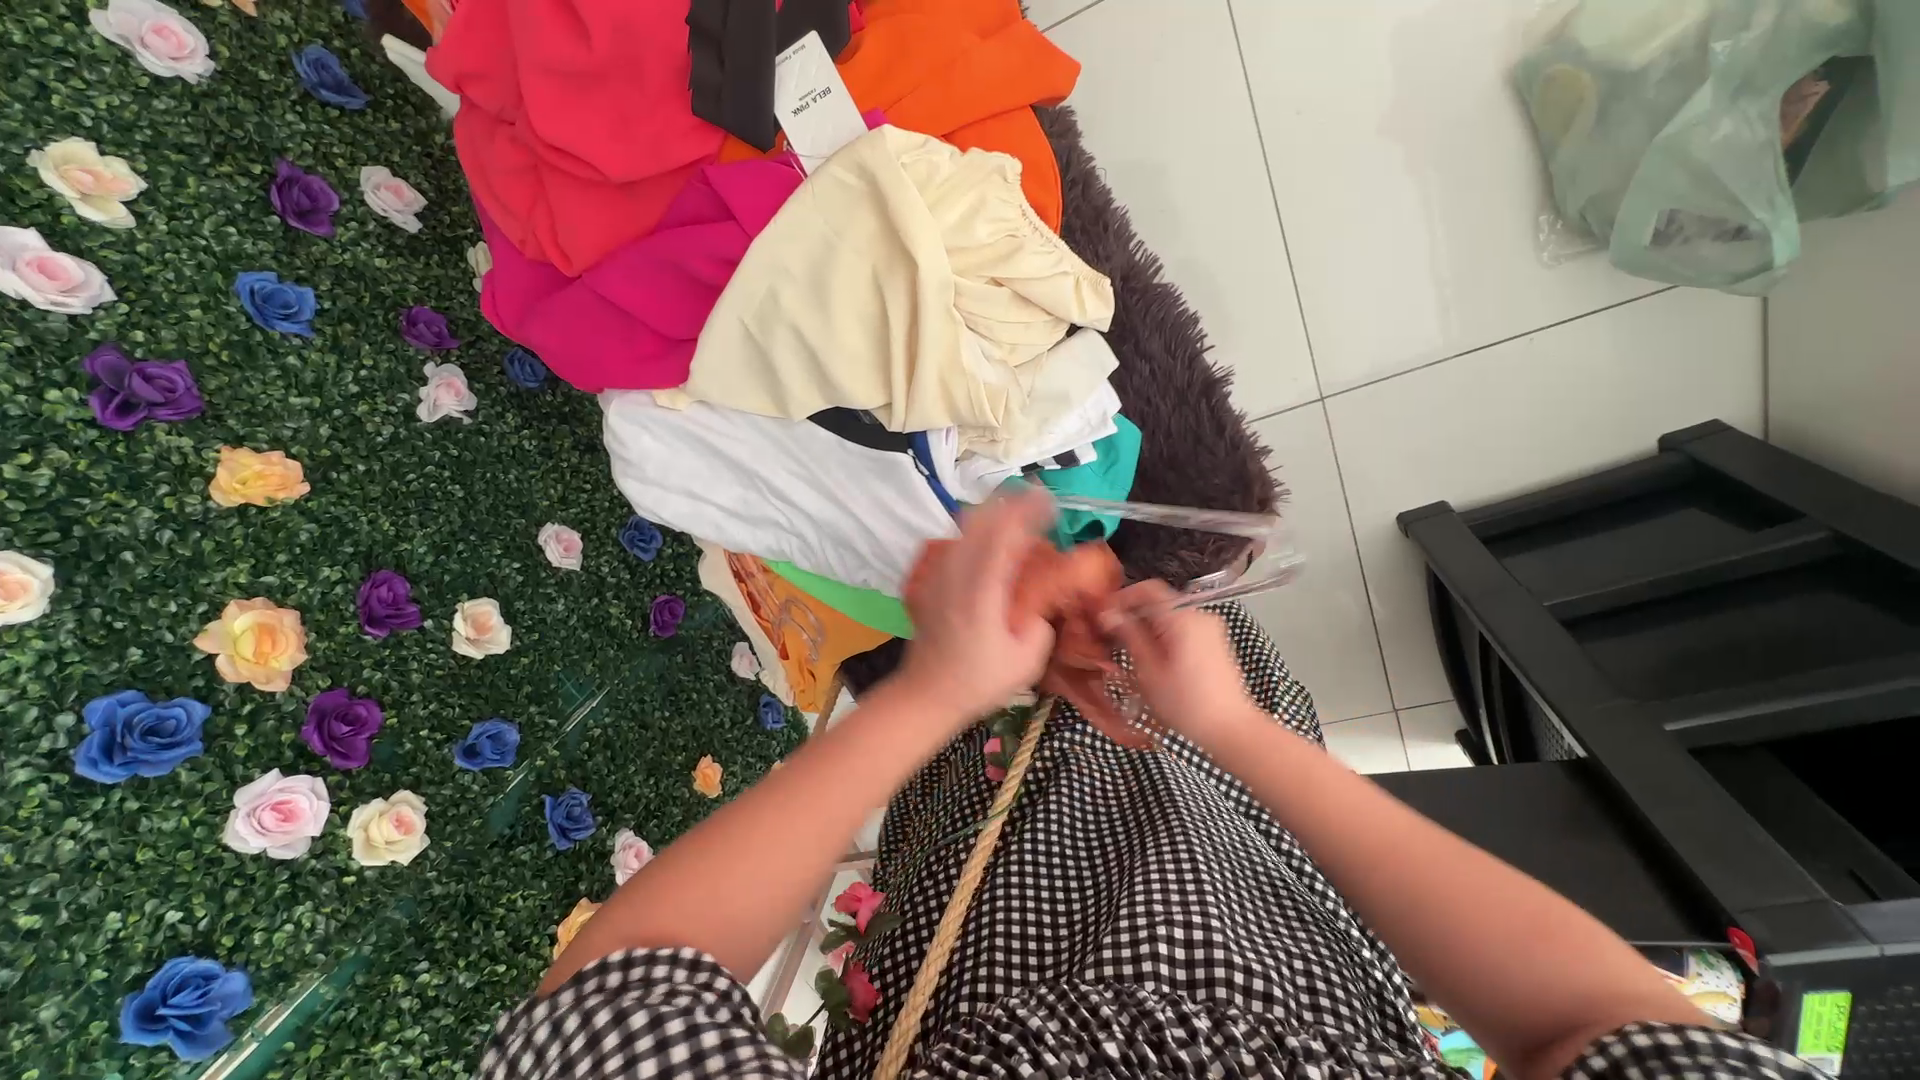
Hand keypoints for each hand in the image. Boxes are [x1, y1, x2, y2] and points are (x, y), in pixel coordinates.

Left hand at [894, 491, 1056, 723]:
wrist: (926, 695)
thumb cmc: (978, 682)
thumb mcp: (1027, 661)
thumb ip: (1039, 625)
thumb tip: (1040, 605)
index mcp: (982, 592)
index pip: (1003, 536)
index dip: (1026, 512)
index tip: (1049, 502)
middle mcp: (956, 575)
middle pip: (979, 521)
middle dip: (1008, 504)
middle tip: (1035, 501)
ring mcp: (938, 577)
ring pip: (963, 529)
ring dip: (991, 515)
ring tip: (1015, 515)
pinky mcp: (929, 584)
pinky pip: (953, 545)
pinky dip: (973, 533)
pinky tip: (987, 540)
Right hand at [1099, 580, 1256, 745]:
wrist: (1231, 729)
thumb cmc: (1186, 703)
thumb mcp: (1149, 670)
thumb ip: (1129, 636)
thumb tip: (1109, 613)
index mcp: (1183, 618)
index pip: (1148, 589)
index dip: (1123, 597)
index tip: (1104, 615)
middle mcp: (1200, 615)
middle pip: (1159, 603)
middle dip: (1134, 616)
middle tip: (1112, 638)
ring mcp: (1211, 629)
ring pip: (1171, 618)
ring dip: (1149, 629)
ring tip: (1131, 653)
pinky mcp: (1216, 643)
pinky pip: (1183, 630)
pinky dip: (1166, 637)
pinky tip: (1155, 662)